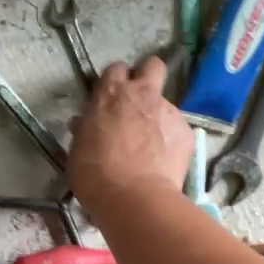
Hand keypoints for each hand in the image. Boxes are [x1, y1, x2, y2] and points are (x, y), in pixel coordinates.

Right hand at [68, 58, 192, 204]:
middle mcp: (143, 94)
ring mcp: (168, 111)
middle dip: (147, 77)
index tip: (110, 97)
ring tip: (147, 146)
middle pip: (153, 66)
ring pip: (164, 104)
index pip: (116, 69)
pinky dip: (168, 141)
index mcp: (111, 95)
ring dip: (155, 117)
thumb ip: (85, 129)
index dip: (115, 81)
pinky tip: (159, 161)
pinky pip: (176, 129)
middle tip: (137, 101)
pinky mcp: (185, 131)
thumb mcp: (78, 150)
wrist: (134, 198)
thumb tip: (85, 122)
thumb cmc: (95, 175)